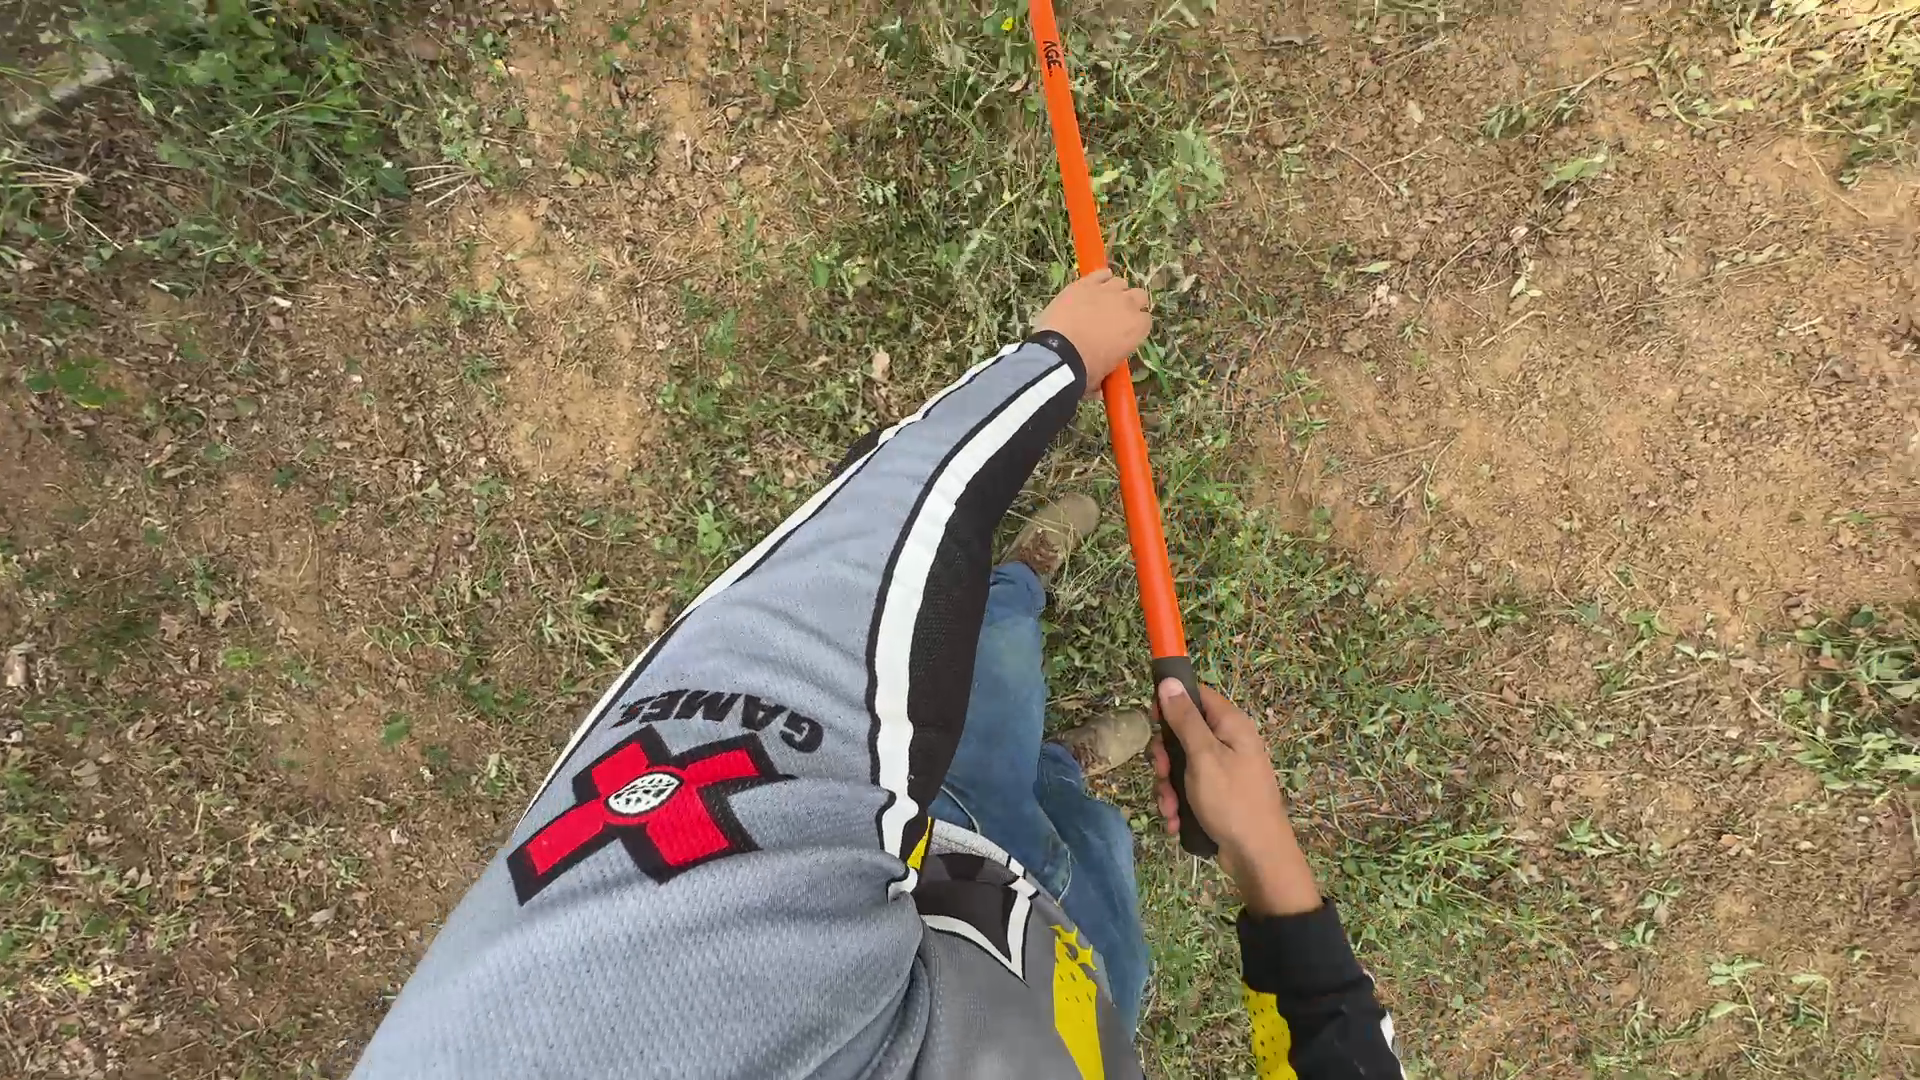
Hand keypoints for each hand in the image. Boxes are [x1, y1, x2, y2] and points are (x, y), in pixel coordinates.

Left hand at [1032, 269, 1150, 394]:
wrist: (1058, 354)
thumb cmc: (1083, 372)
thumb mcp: (1099, 381)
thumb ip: (1104, 380)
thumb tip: (1098, 390)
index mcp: (1137, 329)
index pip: (1145, 321)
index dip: (1134, 326)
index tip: (1124, 333)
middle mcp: (1127, 305)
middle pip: (1138, 296)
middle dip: (1130, 305)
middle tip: (1116, 316)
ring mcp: (1106, 292)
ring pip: (1119, 283)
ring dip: (1115, 291)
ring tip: (1102, 301)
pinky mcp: (1085, 284)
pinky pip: (1100, 274)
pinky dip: (1100, 278)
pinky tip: (1095, 284)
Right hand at [1151, 679, 1322, 916]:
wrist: (1258, 859)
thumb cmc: (1232, 801)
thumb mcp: (1203, 756)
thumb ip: (1184, 719)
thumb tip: (1169, 682)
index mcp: (1231, 725)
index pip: (1196, 695)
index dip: (1172, 703)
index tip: (1154, 721)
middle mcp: (1228, 742)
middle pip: (1183, 732)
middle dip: (1165, 756)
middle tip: (1162, 772)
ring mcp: (1223, 769)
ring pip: (1181, 763)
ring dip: (1168, 784)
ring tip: (1170, 807)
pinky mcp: (1217, 793)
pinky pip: (1188, 786)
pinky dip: (1178, 801)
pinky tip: (1175, 819)